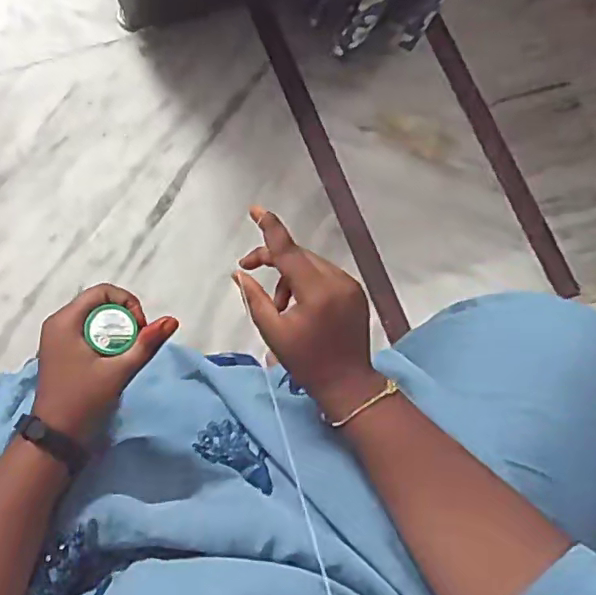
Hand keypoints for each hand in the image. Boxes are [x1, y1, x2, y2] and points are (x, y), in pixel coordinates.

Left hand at [33, 284, 177, 444]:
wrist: (56, 436)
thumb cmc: (84, 401)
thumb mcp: (118, 371)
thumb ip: (146, 344)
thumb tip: (171, 320)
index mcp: (64, 321)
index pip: (102, 291)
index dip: (127, 303)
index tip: (140, 329)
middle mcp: (57, 323)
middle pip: (98, 303)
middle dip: (123, 318)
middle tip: (136, 343)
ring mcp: (56, 338)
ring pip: (93, 319)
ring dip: (115, 330)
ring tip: (126, 353)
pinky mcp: (60, 351)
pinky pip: (86, 333)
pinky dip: (103, 340)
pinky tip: (112, 360)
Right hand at [232, 208, 385, 421]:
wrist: (348, 384)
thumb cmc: (306, 361)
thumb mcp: (272, 331)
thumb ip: (254, 298)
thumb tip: (240, 274)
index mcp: (317, 292)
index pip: (288, 252)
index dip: (270, 229)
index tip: (256, 210)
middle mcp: (337, 282)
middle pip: (298, 256)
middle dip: (271, 260)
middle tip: (247, 270)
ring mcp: (350, 286)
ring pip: (310, 264)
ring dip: (288, 275)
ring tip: (279, 305)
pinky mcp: (355, 292)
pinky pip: (324, 275)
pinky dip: (305, 282)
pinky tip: (297, 304)